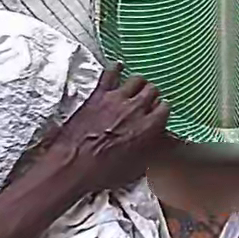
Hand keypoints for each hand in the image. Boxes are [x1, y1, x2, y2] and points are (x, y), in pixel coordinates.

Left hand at [42, 64, 169, 198]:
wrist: (74, 163)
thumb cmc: (104, 171)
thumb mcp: (136, 167)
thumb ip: (152, 149)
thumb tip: (161, 143)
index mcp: (149, 127)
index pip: (165, 108)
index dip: (162, 109)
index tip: (159, 112)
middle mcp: (137, 109)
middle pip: (152, 90)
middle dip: (152, 94)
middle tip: (148, 99)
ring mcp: (117, 98)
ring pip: (137, 79)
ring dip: (139, 83)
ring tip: (137, 86)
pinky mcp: (99, 94)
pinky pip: (111, 73)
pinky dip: (116, 68)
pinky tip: (119, 66)